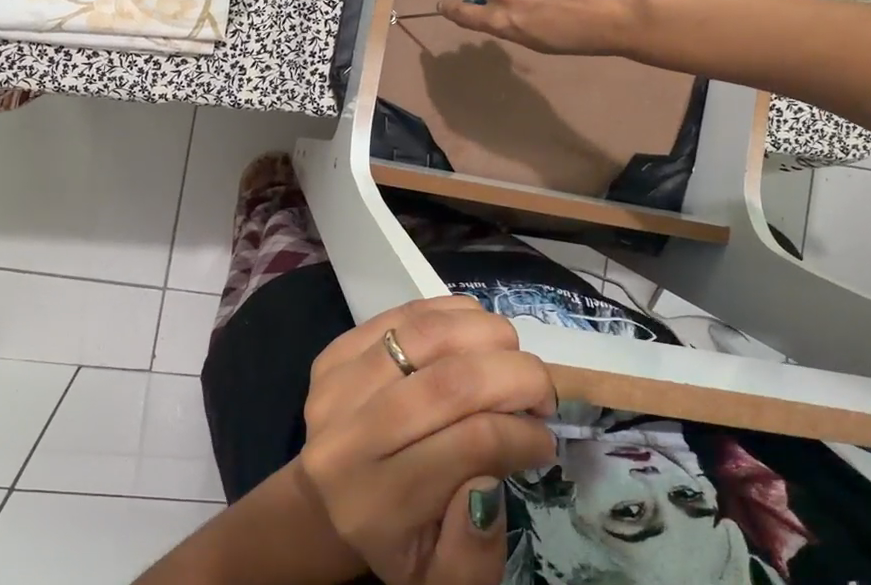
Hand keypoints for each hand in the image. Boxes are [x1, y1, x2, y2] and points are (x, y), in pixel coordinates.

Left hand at [295, 296, 557, 584]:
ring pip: (428, 334)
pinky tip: (478, 335)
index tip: (544, 439)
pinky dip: (454, 313)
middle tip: (542, 393)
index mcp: (377, 503)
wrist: (326, 501)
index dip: (522, 432)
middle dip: (517, 376)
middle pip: (450, 382)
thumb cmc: (397, 538)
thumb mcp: (440, 577)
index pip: (470, 443)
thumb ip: (474, 552)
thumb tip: (489, 485)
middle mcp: (347, 439)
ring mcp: (335, 386)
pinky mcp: (334, 351)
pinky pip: (406, 313)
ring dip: (489, 335)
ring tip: (512, 359)